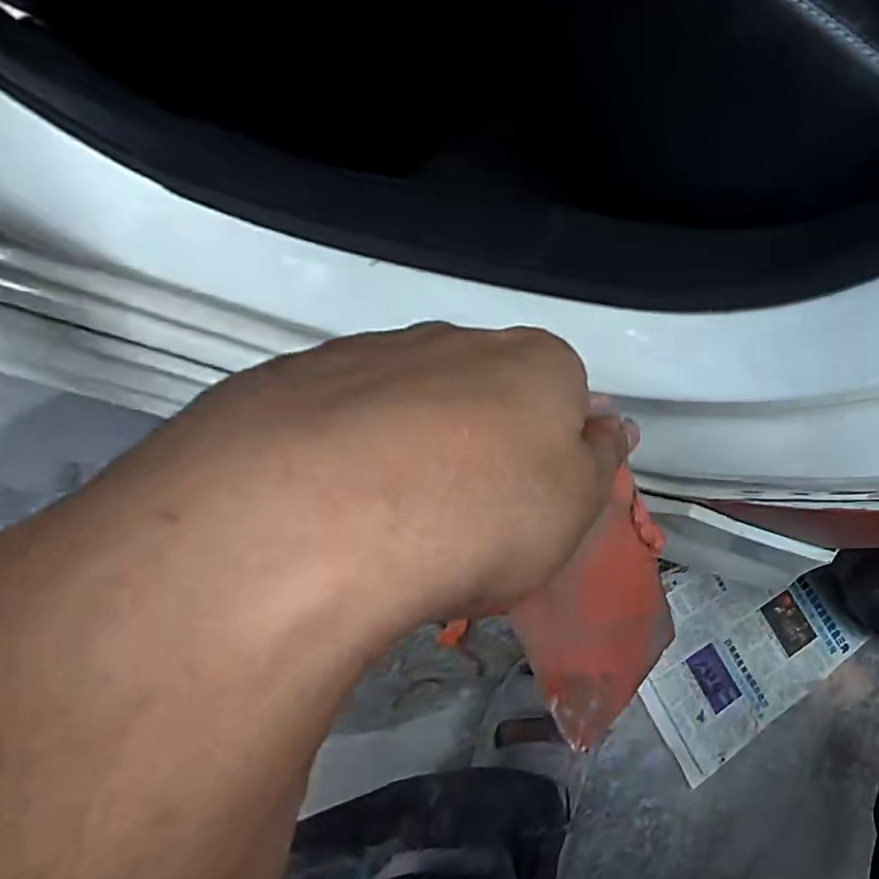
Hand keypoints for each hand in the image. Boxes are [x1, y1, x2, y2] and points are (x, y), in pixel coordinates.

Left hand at [85, 323, 631, 634]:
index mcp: (536, 361)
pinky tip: (328, 513)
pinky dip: (339, 457)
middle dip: (489, 438)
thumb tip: (609, 426)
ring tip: (395, 523)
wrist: (295, 537)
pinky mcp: (268, 387)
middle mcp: (451, 341)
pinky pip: (329, 421)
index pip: (568, 390)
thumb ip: (603, 457)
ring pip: (407, 402)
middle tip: (478, 511)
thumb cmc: (481, 517)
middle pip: (487, 389)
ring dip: (413, 447)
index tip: (544, 491)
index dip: (560, 442)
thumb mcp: (579, 503)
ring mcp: (356, 357)